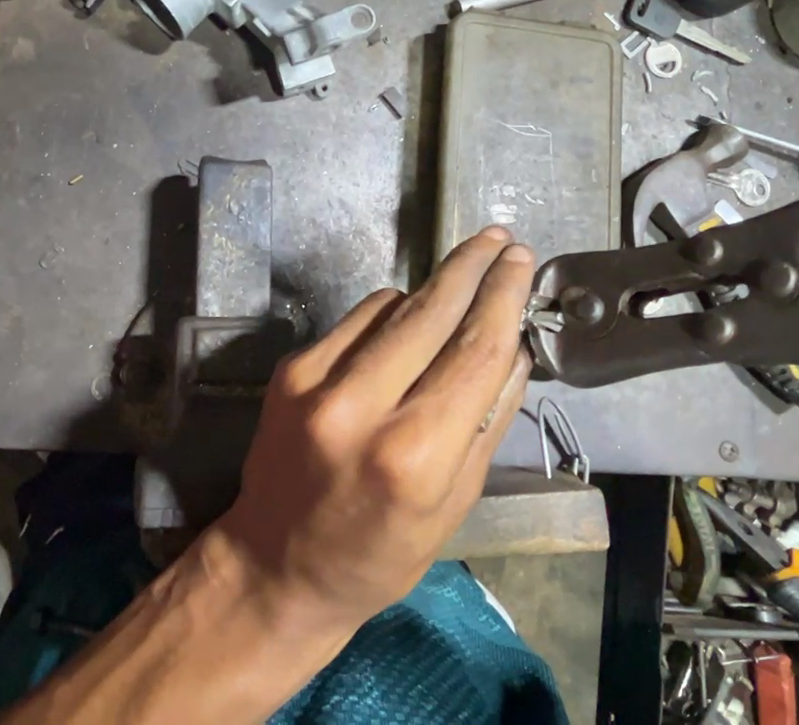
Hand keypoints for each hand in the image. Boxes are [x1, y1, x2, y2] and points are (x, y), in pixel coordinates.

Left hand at [209, 226, 535, 631]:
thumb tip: (515, 344)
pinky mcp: (290, 370)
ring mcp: (315, 382)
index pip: (475, 351)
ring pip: (390, 306)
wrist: (277, 560)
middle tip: (498, 238)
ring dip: (429, 293)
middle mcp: (360, 406)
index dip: (504, 298)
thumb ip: (488, 417)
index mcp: (414, 452)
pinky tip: (403, 329)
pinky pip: (354, 321)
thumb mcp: (455, 502)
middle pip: (431, 311)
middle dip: (470, 267)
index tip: (521, 261)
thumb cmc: (381, 551)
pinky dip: (386, 316)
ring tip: (458, 290)